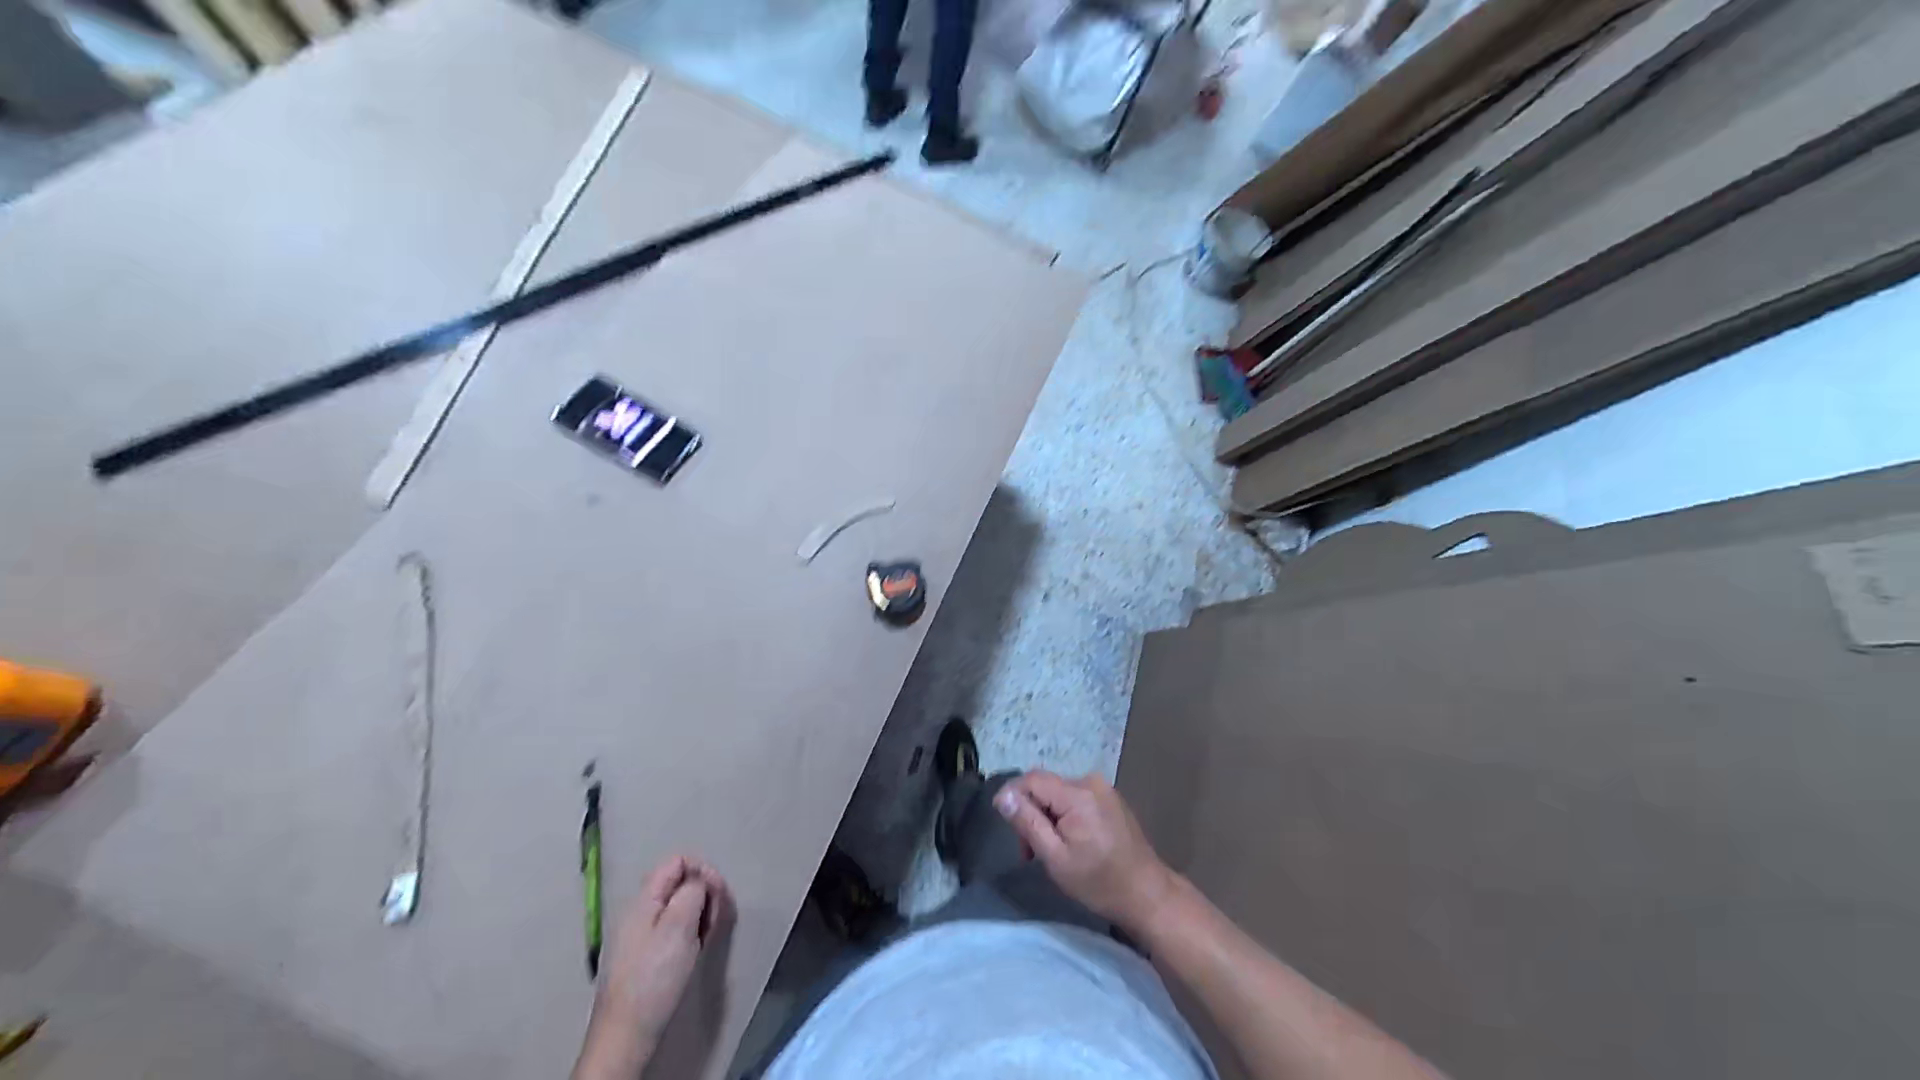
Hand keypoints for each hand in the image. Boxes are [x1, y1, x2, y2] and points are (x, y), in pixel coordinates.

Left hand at [597, 855, 732, 1050]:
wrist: (626, 1034)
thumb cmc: (655, 977)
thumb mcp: (679, 926)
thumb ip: (693, 891)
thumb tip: (700, 879)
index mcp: (645, 899)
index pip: (677, 861)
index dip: (703, 870)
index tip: (718, 895)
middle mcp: (641, 910)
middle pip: (680, 882)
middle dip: (704, 893)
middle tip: (716, 918)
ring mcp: (641, 933)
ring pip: (679, 905)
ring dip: (700, 913)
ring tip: (707, 936)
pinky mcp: (646, 955)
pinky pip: (674, 927)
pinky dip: (690, 931)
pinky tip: (695, 949)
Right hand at [994, 770, 1177, 931]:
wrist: (1148, 895)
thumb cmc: (1099, 882)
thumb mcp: (1055, 857)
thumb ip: (1027, 822)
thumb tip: (1003, 795)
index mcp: (1077, 794)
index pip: (1031, 779)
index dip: (1012, 796)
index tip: (1005, 824)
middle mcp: (1091, 782)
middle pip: (1045, 786)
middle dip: (1031, 813)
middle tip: (1028, 851)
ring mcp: (1103, 789)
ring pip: (1058, 794)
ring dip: (1047, 817)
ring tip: (1048, 851)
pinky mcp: (1110, 799)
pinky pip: (1075, 799)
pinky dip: (1064, 816)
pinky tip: (1069, 842)